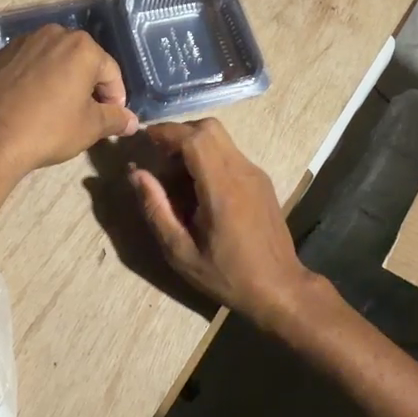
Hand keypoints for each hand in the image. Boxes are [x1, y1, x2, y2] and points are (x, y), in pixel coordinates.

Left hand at [0, 25, 137, 187]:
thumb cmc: (48, 129)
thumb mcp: (89, 127)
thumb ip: (115, 119)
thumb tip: (131, 121)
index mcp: (82, 47)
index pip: (111, 72)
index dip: (116, 98)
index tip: (112, 119)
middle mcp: (54, 34)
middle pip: (83, 60)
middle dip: (89, 86)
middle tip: (88, 114)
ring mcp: (24, 42)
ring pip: (55, 60)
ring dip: (63, 80)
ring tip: (60, 110)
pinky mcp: (1, 55)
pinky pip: (31, 64)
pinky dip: (38, 80)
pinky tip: (33, 105)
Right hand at [129, 119, 325, 330]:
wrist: (280, 288)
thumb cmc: (228, 276)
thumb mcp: (182, 253)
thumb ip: (157, 210)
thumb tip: (137, 174)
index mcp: (222, 188)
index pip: (194, 138)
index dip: (167, 132)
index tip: (145, 140)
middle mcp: (242, 171)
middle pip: (209, 128)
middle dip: (179, 133)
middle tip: (159, 156)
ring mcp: (255, 173)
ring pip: (220, 137)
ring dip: (193, 144)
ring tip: (175, 174)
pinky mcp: (260, 179)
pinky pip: (230, 153)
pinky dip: (208, 155)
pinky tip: (198, 186)